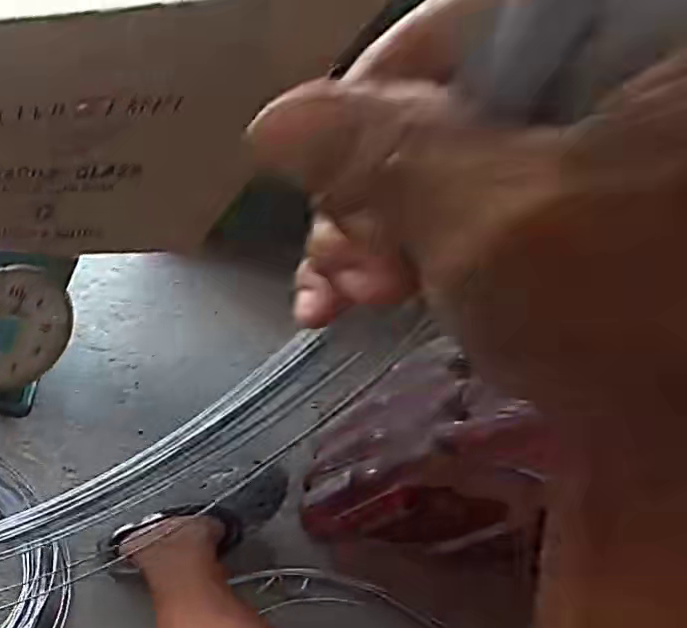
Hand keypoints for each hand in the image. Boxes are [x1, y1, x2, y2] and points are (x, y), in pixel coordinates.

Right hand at [249, 29, 686, 436]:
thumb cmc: (645, 306)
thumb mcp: (495, 219)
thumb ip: (383, 156)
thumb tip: (275, 118)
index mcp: (644, 39)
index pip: (466, 22)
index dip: (372, 98)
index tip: (321, 185)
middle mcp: (624, 76)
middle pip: (439, 101)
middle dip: (363, 196)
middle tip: (353, 274)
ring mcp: (597, 141)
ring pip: (427, 165)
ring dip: (363, 238)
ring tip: (352, 304)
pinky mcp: (564, 201)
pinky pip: (443, 208)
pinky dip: (389, 256)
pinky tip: (358, 302)